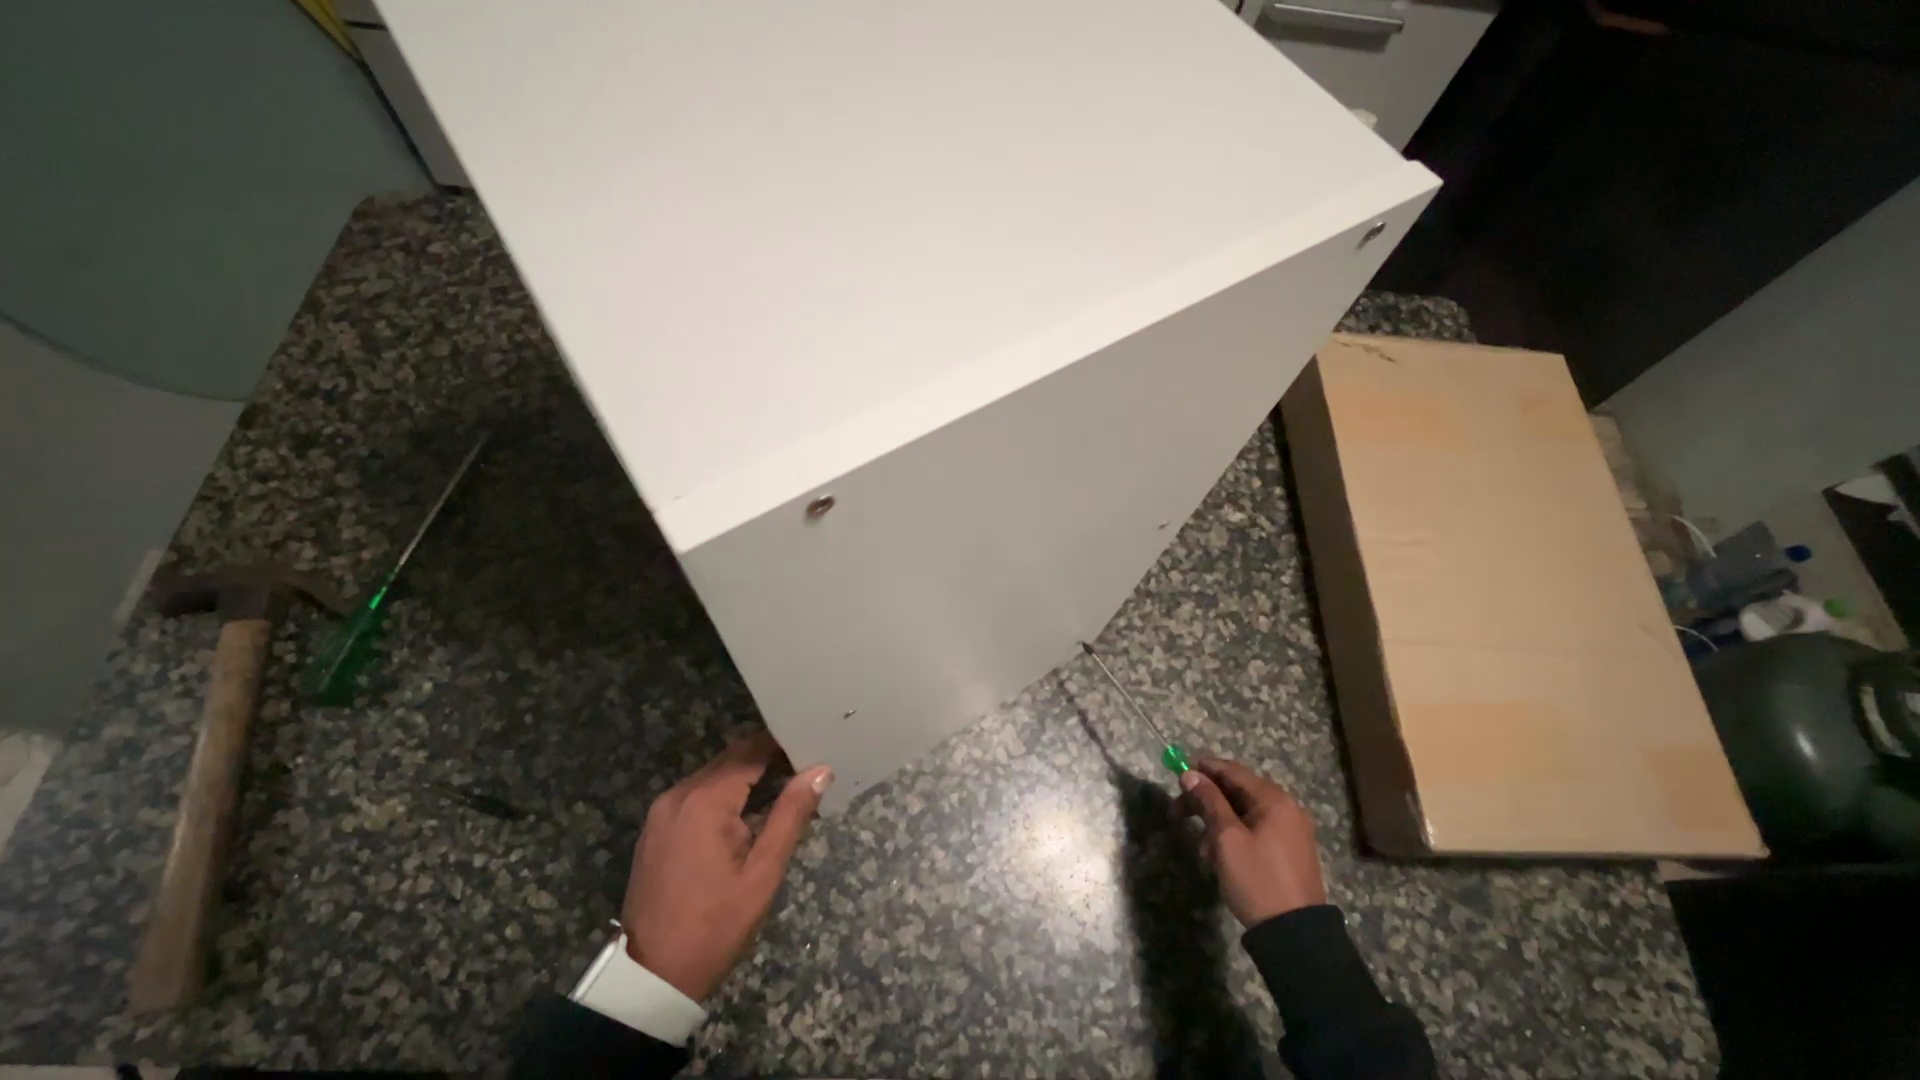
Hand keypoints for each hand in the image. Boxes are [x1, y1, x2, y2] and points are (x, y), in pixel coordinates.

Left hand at [621, 732, 832, 1000]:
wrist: (653, 975)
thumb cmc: (715, 924)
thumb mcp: (763, 873)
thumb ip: (791, 815)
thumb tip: (820, 771)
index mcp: (706, 800)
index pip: (750, 751)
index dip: (782, 744)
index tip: (814, 744)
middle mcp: (679, 794)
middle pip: (729, 760)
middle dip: (766, 759)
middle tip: (807, 766)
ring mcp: (662, 811)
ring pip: (712, 777)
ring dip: (745, 777)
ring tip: (785, 786)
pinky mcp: (656, 829)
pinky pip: (696, 796)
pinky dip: (723, 795)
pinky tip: (748, 810)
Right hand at [1179, 755, 1326, 926]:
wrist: (1295, 932)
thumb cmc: (1257, 879)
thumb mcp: (1227, 838)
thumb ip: (1209, 802)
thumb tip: (1190, 774)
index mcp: (1274, 800)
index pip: (1234, 771)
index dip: (1205, 769)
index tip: (1178, 773)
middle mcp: (1287, 808)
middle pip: (1239, 792)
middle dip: (1207, 801)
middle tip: (1178, 813)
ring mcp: (1291, 830)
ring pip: (1245, 814)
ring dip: (1219, 824)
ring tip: (1202, 849)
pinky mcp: (1290, 850)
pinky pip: (1257, 831)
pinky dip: (1235, 836)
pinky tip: (1219, 858)